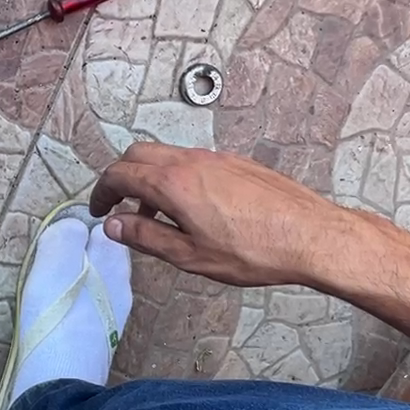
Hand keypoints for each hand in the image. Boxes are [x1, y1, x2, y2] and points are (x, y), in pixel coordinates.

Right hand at [88, 142, 380, 288]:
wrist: (312, 236)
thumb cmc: (252, 251)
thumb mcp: (190, 256)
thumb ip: (146, 237)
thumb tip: (113, 226)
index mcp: (171, 183)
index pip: (119, 175)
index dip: (101, 193)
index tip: (98, 212)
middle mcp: (188, 161)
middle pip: (137, 154)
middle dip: (120, 177)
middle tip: (117, 206)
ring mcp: (213, 158)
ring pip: (164, 154)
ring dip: (148, 177)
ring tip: (154, 215)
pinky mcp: (234, 162)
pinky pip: (190, 160)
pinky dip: (173, 176)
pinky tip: (189, 208)